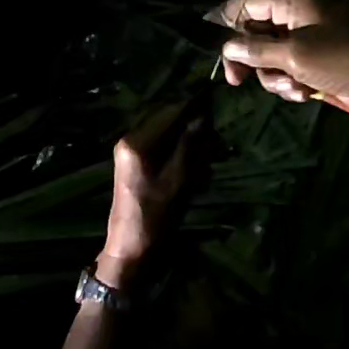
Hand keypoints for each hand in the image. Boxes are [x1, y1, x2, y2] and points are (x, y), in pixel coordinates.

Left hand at [99, 101, 205, 289]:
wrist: (131, 245)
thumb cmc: (154, 216)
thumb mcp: (177, 181)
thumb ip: (188, 147)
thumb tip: (201, 118)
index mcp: (137, 142)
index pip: (169, 113)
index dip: (192, 107)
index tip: (215, 103)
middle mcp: (130, 139)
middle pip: (167, 119)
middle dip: (193, 126)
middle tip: (218, 140)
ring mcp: (131, 150)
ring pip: (166, 132)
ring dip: (189, 139)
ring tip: (210, 155)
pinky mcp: (135, 161)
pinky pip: (161, 145)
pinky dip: (180, 151)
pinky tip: (196, 167)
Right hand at [214, 0, 348, 131]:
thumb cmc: (344, 61)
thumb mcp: (294, 55)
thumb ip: (255, 50)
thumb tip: (227, 47)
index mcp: (294, 1)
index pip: (247, 4)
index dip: (228, 26)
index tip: (220, 52)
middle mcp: (298, 15)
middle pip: (255, 33)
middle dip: (251, 59)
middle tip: (237, 81)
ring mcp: (308, 39)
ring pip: (270, 56)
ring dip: (274, 76)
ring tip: (293, 87)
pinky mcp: (317, 61)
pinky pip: (288, 70)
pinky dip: (290, 83)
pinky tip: (305, 93)